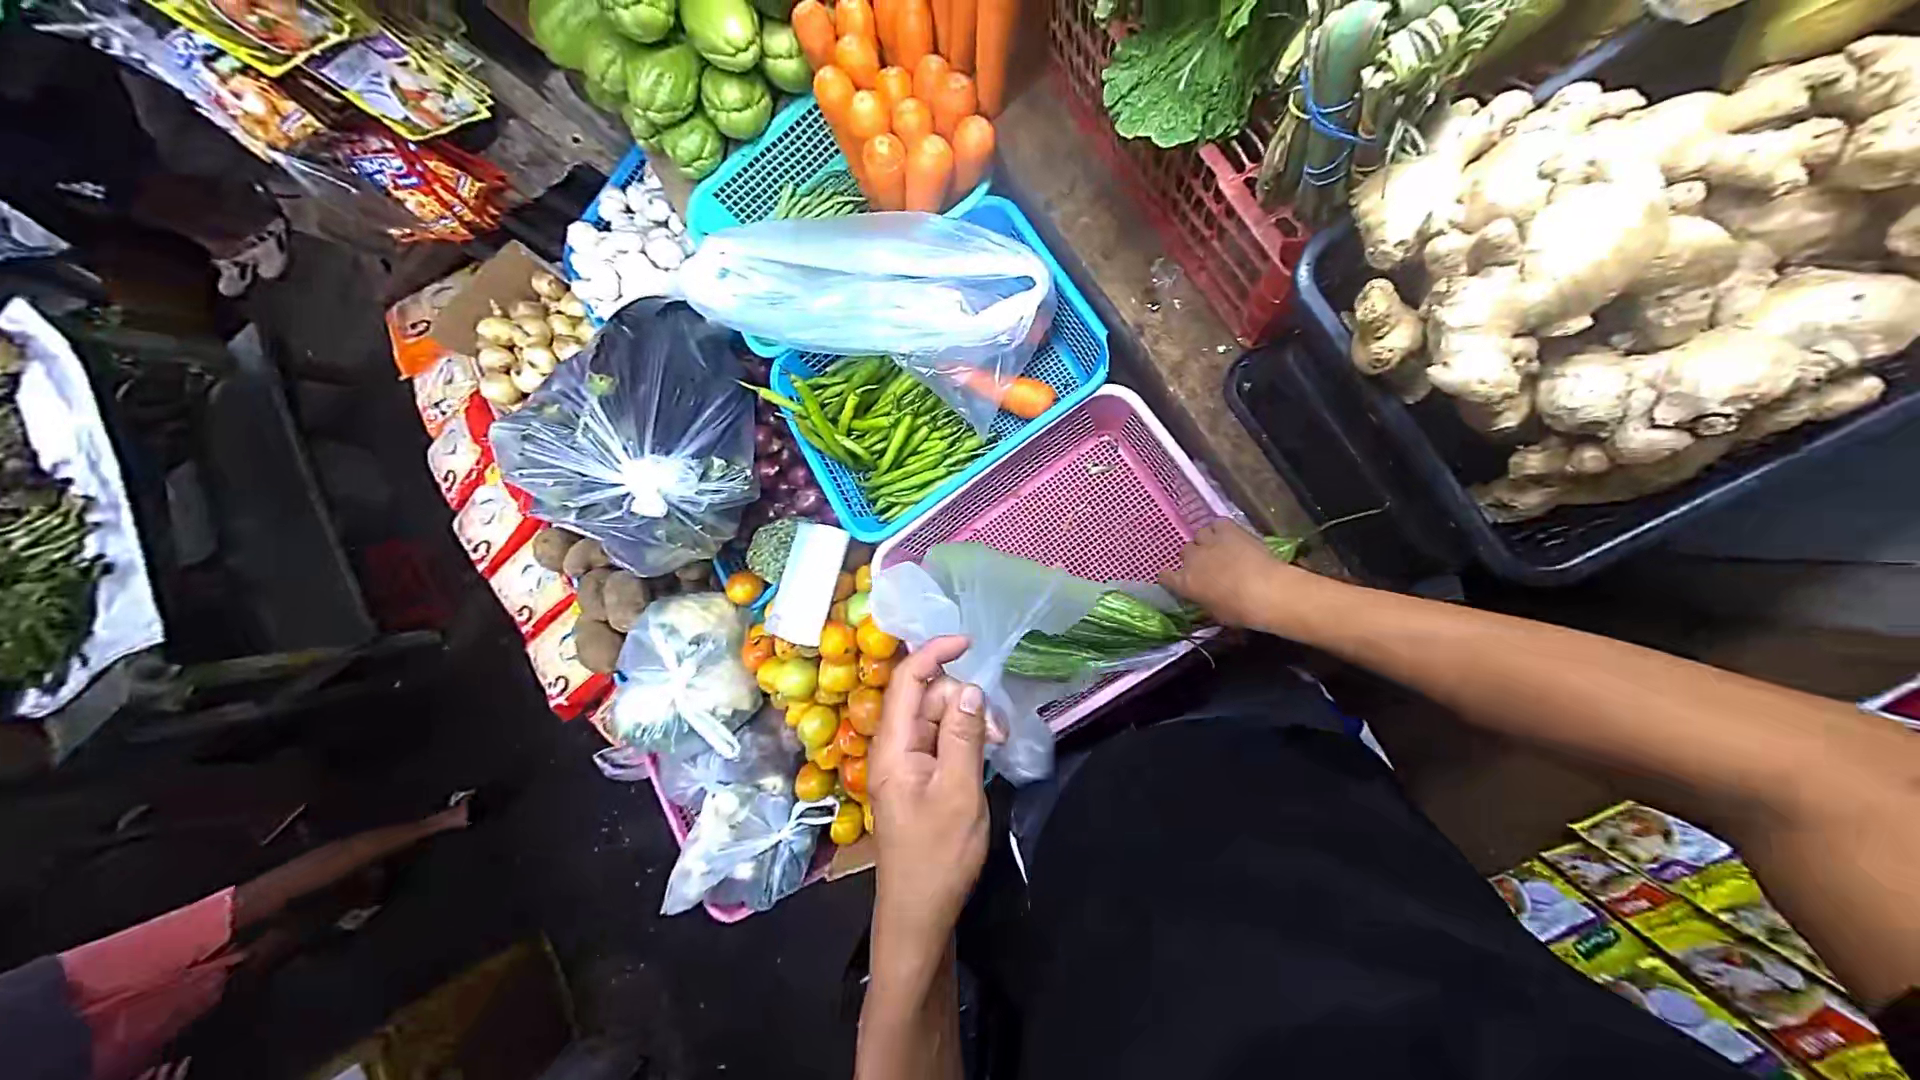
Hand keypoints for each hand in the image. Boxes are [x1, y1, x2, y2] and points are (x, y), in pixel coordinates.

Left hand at [868, 635, 1003, 948]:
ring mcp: (906, 762)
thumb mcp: (959, 791)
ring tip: (998, 745)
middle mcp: (894, 747)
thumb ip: (963, 735)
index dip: (934, 653)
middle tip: (999, 729)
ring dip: (969, 721)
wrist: (921, 912)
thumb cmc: (938, 855)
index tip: (969, 642)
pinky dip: (964, 739)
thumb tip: (969, 687)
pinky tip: (986, 753)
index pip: (907, 680)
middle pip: (927, 698)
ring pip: (938, 718)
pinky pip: (941, 740)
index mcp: (893, 746)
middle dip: (964, 699)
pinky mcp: (919, 776)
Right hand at [1158, 518, 1321, 629]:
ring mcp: (1209, 542)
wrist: (1267, 591)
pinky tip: (1228, 535)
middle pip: (1185, 552)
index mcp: (1184, 583)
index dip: (1170, 577)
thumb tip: (1205, 596)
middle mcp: (1191, 559)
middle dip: (1193, 558)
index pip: (1165, 577)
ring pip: (1199, 535)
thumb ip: (1204, 600)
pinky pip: (1217, 523)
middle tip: (1207, 565)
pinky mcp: (1228, 530)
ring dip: (1206, 541)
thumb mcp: (1216, 613)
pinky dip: (1220, 529)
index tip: (1177, 579)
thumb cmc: (1241, 611)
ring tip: (1218, 547)